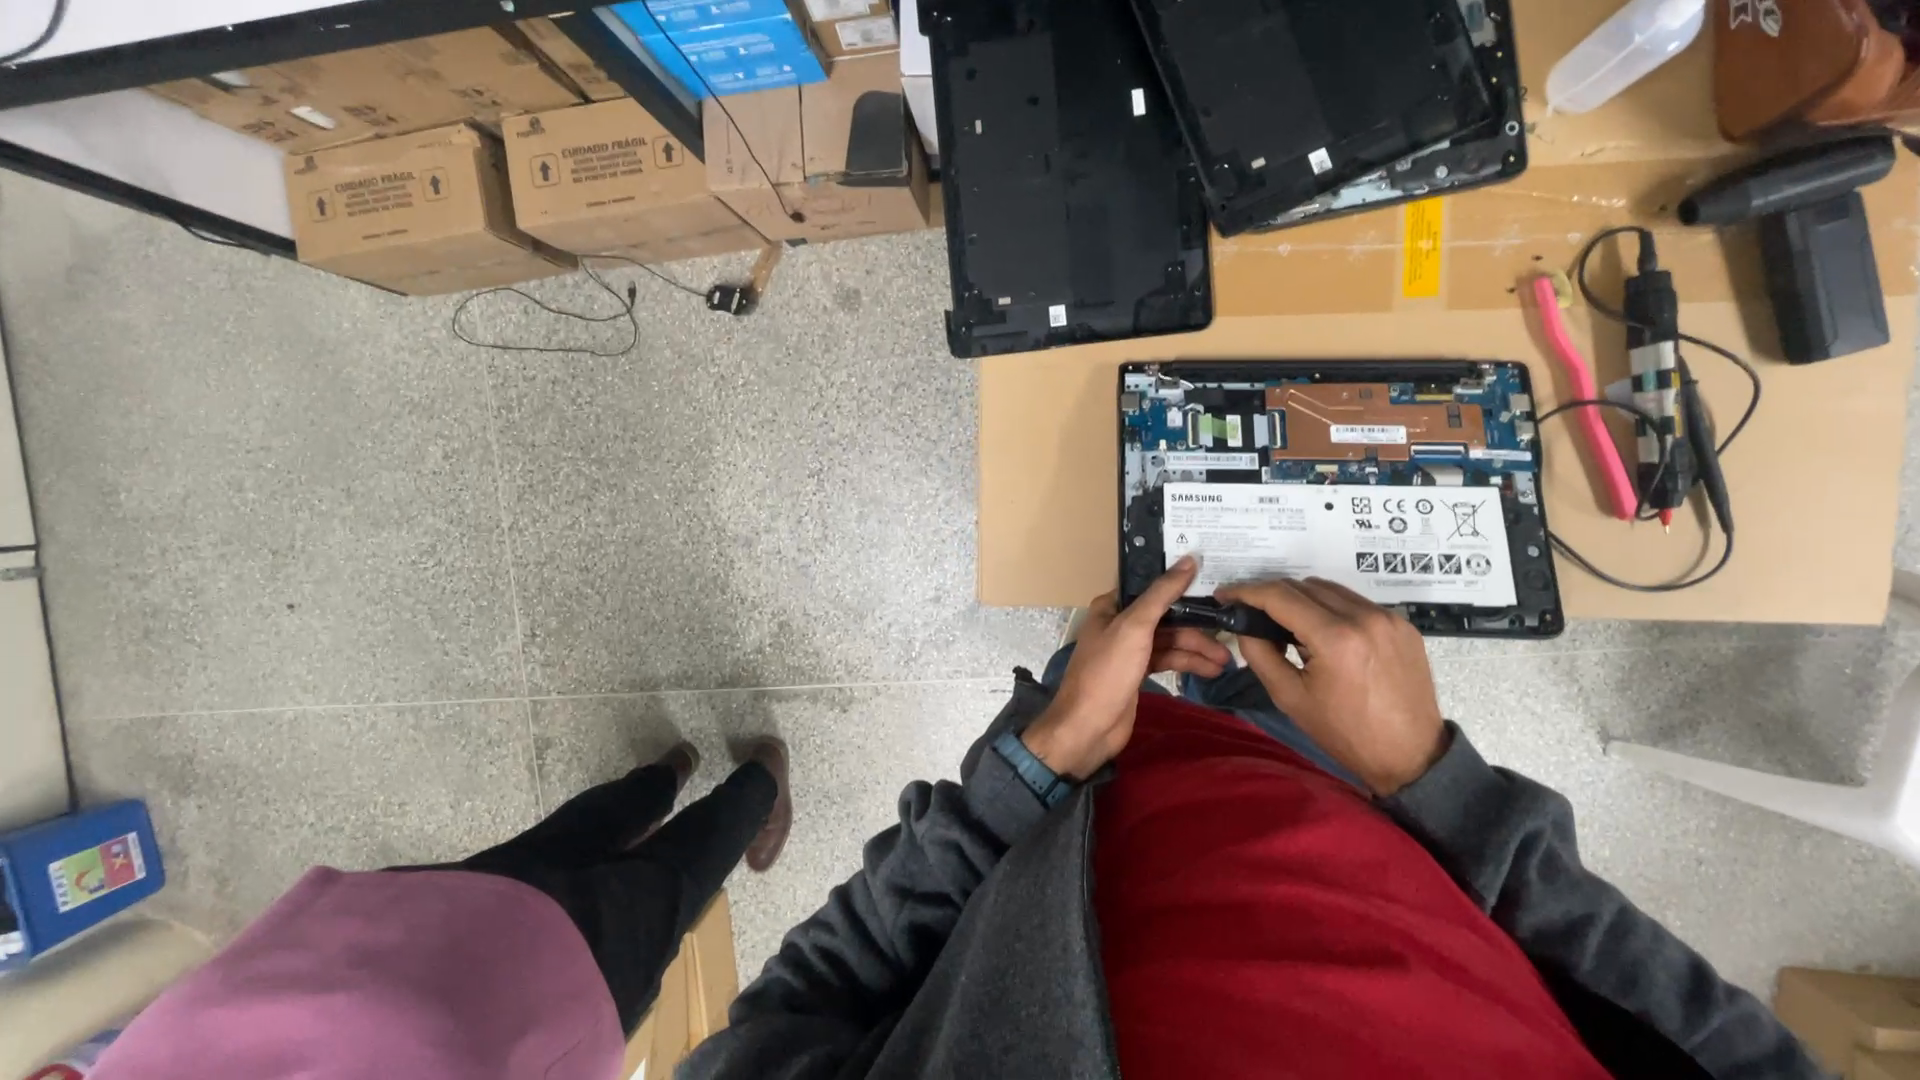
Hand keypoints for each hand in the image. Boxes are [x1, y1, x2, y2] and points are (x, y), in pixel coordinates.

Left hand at [1022, 556, 1225, 777]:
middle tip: (1229, 635)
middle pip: (1166, 617)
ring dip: (1196, 649)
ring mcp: (1129, 650)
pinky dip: (1187, 663)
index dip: (1181, 585)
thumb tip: (1189, 560)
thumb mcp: (1135, 627)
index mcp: (1111, 607)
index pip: (1152, 588)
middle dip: (1196, 627)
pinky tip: (1209, 670)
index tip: (1215, 584)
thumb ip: (1162, 594)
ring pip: (1169, 641)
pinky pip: (1167, 660)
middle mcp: (1119, 624)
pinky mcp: (1136, 673)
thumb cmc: (1107, 672)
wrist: (1088, 727)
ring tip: (1225, 662)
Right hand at [1215, 577, 1446, 795]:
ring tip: (1286, 625)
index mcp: (1335, 637)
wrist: (1410, 755)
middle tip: (1251, 614)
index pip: (1279, 596)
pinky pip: (1354, 602)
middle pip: (1303, 586)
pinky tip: (1322, 632)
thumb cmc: (1344, 732)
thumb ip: (1259, 653)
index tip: (1225, 596)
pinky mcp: (1402, 624)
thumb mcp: (1289, 696)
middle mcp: (1364, 617)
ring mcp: (1388, 618)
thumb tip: (1244, 624)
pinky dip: (1330, 608)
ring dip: (1301, 598)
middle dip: (1270, 595)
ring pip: (1329, 589)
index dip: (1245, 592)